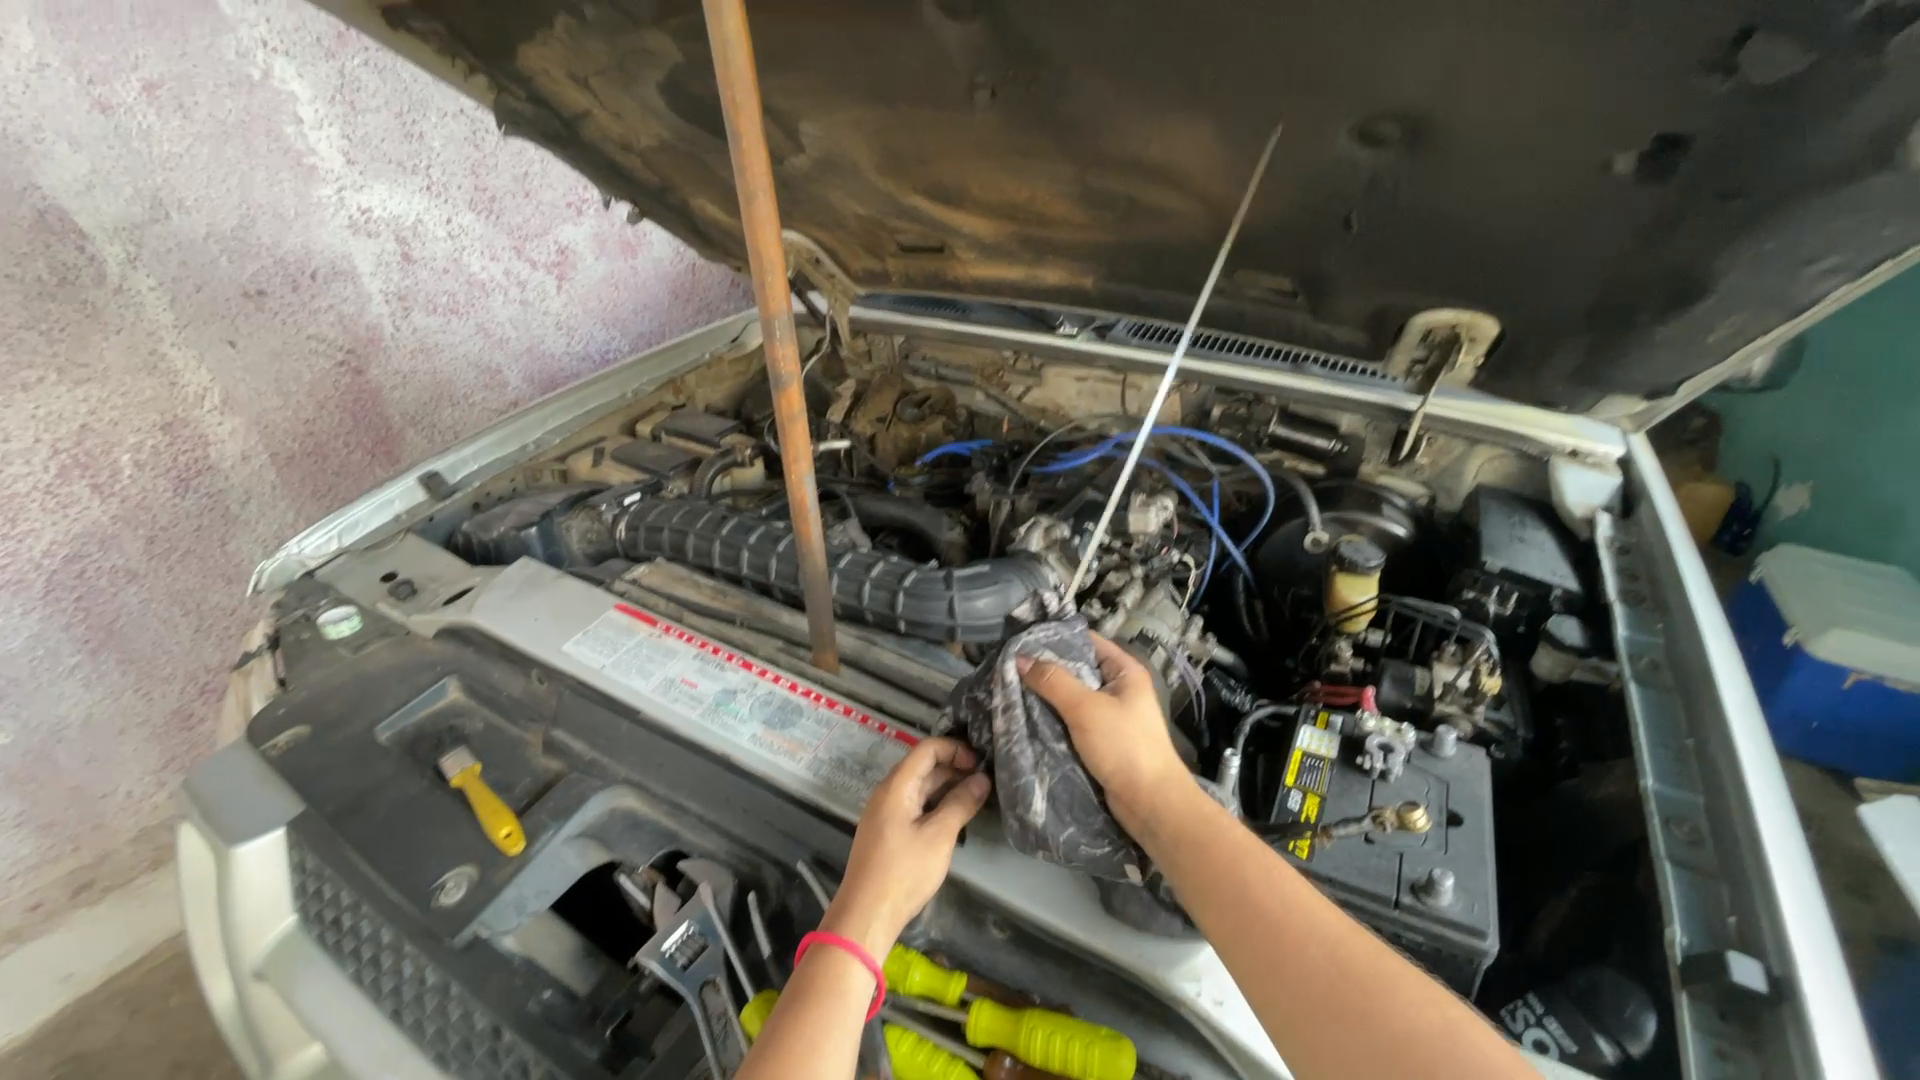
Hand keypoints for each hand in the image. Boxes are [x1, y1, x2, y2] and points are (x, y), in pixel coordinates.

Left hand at [823, 737, 991, 954]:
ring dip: (947, 788)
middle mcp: (888, 792)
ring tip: (977, 798)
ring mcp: (886, 812)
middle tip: (986, 782)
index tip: (981, 764)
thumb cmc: (903, 872)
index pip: (927, 749)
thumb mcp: (939, 836)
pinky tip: (956, 817)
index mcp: (897, 786)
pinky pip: (915, 805)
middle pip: (923, 766)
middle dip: (955, 768)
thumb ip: (961, 804)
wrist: (866, 914)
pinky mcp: (888, 830)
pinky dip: (936, 804)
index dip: (956, 749)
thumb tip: (982, 780)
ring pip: (920, 787)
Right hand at [1018, 634, 1190, 833]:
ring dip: (1046, 695)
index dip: (1056, 638)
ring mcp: (1110, 715)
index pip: (1086, 641)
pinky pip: (1071, 720)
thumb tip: (1019, 658)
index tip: (1021, 639)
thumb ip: (1053, 681)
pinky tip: (1026, 715)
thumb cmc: (1124, 746)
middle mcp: (1118, 688)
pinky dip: (1052, 717)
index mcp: (1124, 671)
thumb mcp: (1086, 708)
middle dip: (1045, 668)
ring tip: (1010, 687)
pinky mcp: (1101, 739)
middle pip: (1076, 669)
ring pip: (1071, 697)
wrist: (1150, 802)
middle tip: (1008, 664)